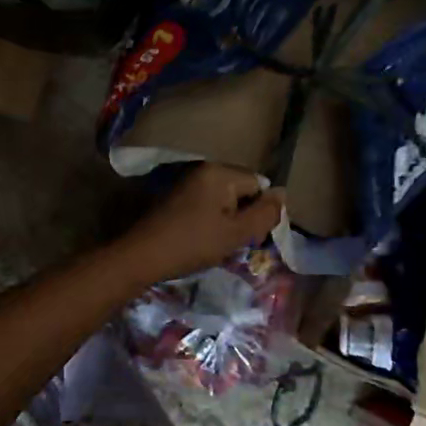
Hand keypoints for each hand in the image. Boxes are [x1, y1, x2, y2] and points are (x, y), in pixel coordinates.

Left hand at [114, 163, 283, 285]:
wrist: (142, 256)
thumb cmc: (193, 243)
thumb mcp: (237, 233)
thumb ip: (265, 213)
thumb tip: (283, 194)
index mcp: (219, 172)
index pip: (259, 184)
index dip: (260, 211)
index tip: (249, 234)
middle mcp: (202, 169)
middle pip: (241, 190)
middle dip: (243, 215)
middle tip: (233, 241)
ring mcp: (186, 182)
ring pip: (223, 200)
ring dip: (226, 221)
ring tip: (216, 242)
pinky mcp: (175, 198)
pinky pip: (205, 205)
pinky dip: (209, 221)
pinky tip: (200, 240)